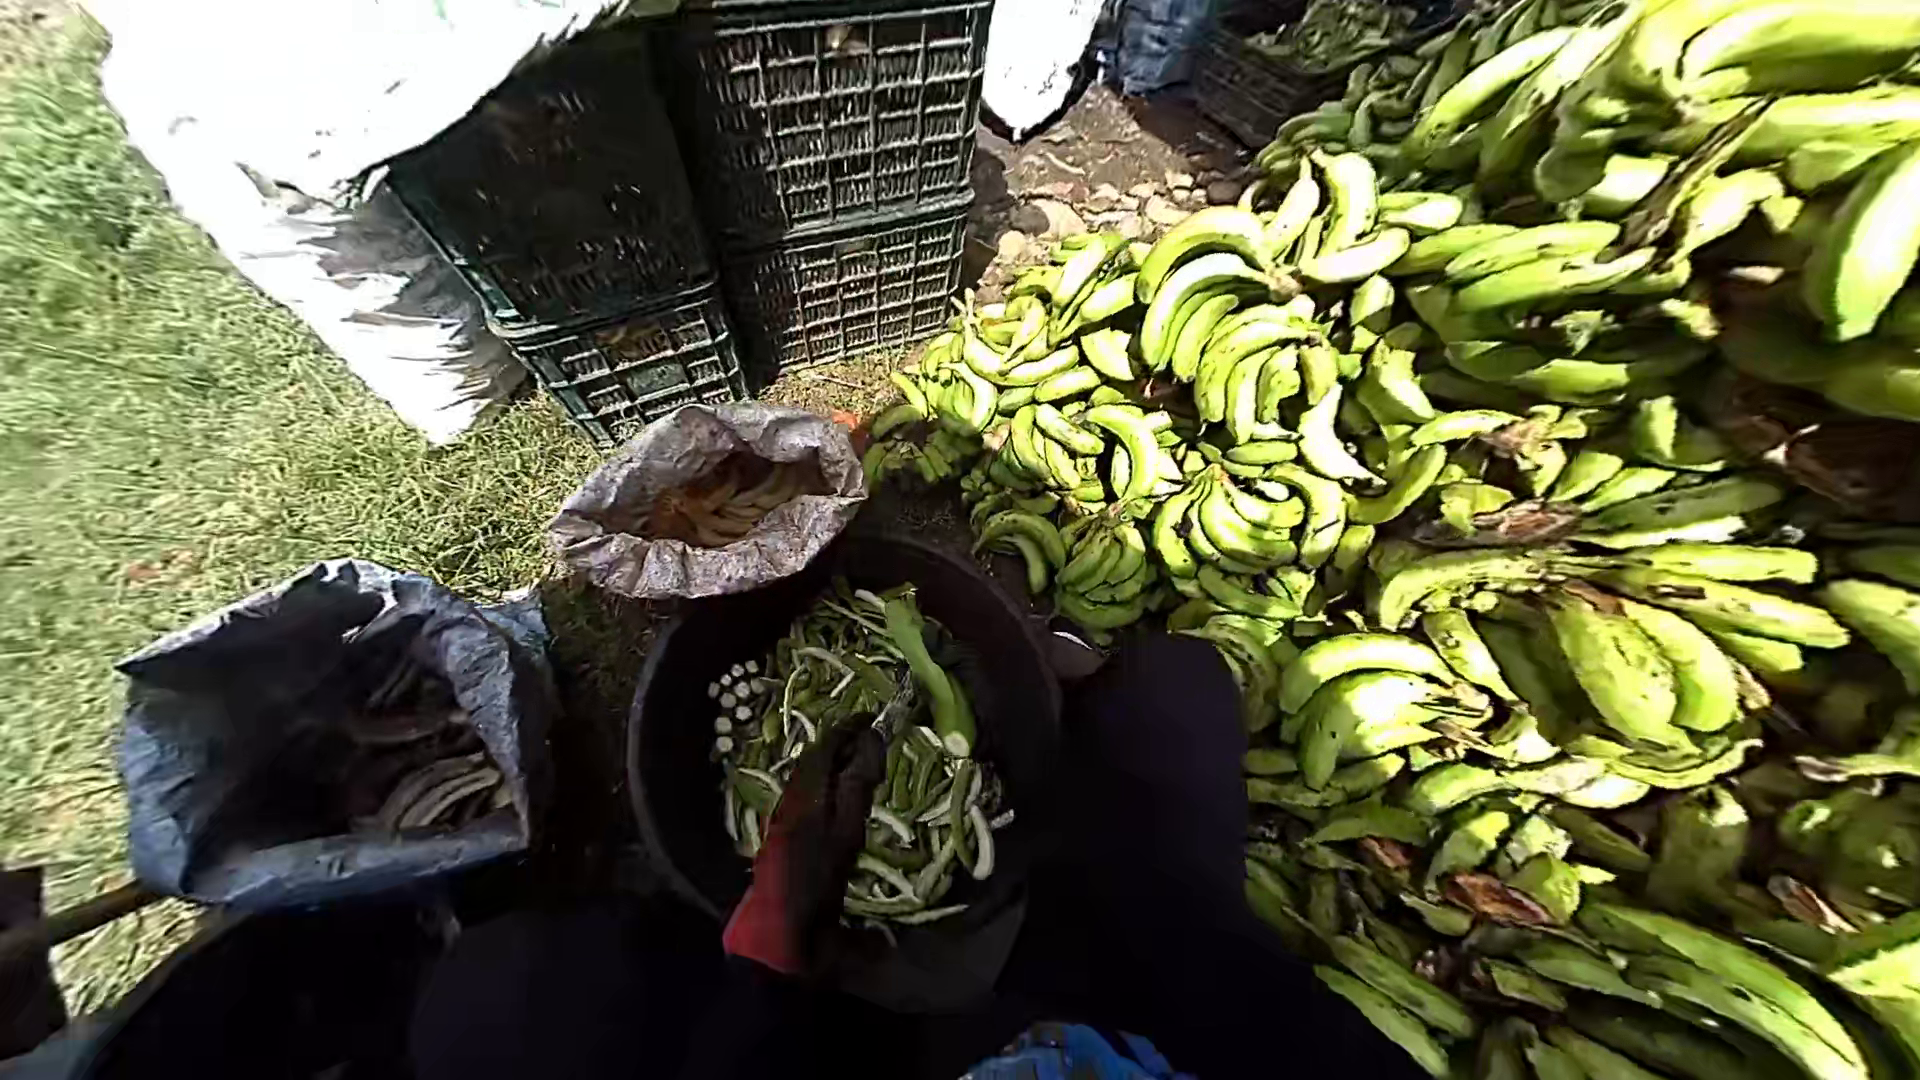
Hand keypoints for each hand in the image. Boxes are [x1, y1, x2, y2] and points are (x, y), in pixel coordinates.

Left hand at [722, 721, 884, 976]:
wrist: (780, 930)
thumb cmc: (819, 879)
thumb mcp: (847, 831)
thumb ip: (857, 786)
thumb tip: (870, 744)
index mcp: (807, 790)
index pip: (827, 744)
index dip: (849, 728)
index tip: (872, 718)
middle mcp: (791, 793)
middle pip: (816, 755)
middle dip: (842, 740)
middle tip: (871, 737)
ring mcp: (784, 811)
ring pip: (810, 771)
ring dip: (834, 759)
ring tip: (861, 760)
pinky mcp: (784, 827)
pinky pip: (807, 787)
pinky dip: (827, 777)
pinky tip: (842, 791)